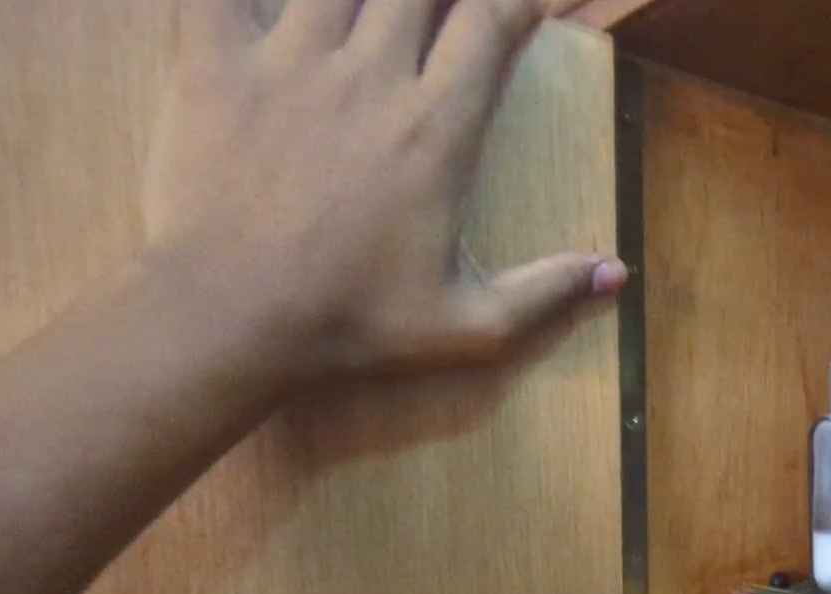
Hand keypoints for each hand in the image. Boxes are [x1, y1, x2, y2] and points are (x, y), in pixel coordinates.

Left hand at [143, 0, 625, 382]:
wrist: (237, 315)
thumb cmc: (364, 322)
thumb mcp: (477, 325)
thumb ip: (549, 291)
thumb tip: (617, 271)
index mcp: (436, 134)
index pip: (487, 25)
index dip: (515, 1)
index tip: (529, 4)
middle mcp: (370, 78)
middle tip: (450, 10)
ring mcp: (287, 59)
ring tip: (388, 6)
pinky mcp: (212, 59)